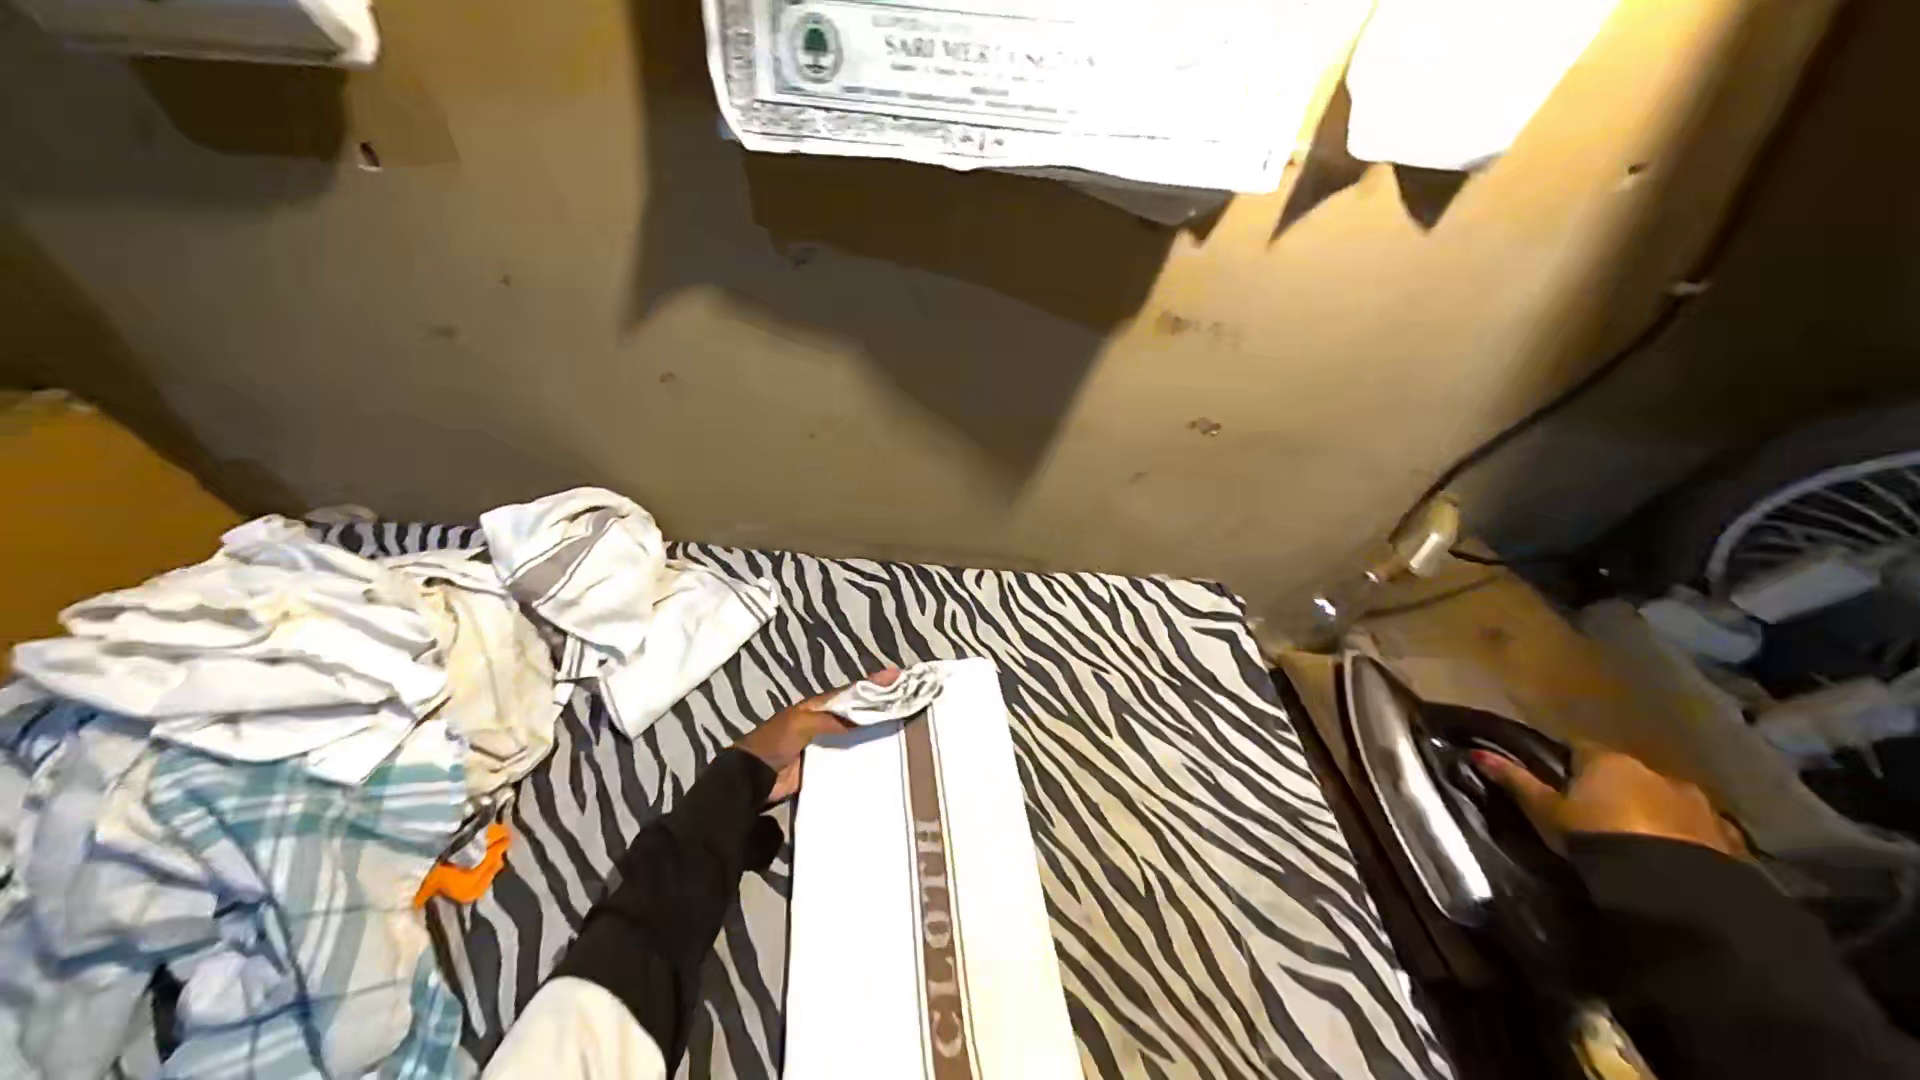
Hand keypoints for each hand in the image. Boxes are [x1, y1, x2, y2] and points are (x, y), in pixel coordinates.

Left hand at [735, 668, 900, 803]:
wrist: (753, 778)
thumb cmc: (775, 742)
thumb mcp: (801, 723)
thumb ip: (830, 719)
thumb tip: (863, 717)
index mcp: (818, 706)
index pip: (851, 691)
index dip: (873, 683)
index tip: (898, 675)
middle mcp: (826, 721)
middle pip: (858, 711)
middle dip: (881, 705)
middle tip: (911, 699)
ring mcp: (827, 744)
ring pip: (858, 733)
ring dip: (879, 729)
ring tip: (908, 725)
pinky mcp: (827, 766)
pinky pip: (852, 756)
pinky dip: (868, 754)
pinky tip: (887, 755)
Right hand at [1472, 746, 1747, 858]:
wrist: (1671, 885)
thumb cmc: (1595, 836)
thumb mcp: (1545, 811)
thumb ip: (1515, 781)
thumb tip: (1476, 752)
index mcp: (1607, 761)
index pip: (1578, 748)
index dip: (1565, 763)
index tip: (1555, 781)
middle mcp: (1653, 772)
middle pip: (1624, 772)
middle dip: (1612, 787)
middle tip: (1593, 811)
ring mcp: (1695, 802)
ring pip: (1662, 797)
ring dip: (1650, 809)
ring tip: (1635, 835)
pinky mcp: (1724, 834)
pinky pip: (1697, 826)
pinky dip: (1684, 833)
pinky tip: (1672, 851)